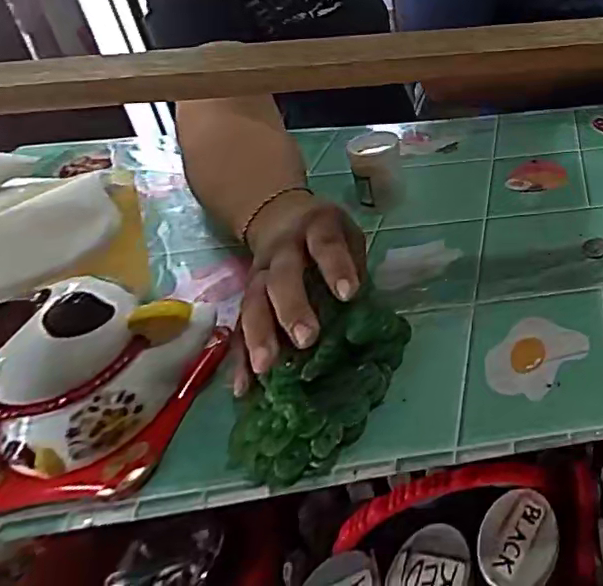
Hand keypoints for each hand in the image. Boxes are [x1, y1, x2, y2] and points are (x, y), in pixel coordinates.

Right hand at [233, 190, 365, 393]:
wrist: (279, 215)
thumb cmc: (324, 232)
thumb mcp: (347, 234)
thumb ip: (354, 265)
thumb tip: (365, 312)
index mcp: (316, 228)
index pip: (326, 245)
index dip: (336, 267)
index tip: (349, 294)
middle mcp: (282, 250)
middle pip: (282, 277)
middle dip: (292, 308)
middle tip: (307, 339)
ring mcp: (258, 273)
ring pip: (252, 302)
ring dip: (258, 336)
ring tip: (266, 367)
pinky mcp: (244, 297)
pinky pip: (237, 327)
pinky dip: (238, 357)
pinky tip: (242, 386)